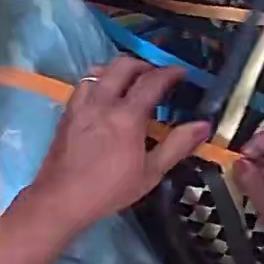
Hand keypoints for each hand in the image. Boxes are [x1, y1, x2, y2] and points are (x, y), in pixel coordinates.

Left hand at [25, 58, 212, 231]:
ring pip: (99, 70)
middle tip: (156, 76)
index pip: (152, 81)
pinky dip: (98, 81)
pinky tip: (104, 97)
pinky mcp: (66, 113)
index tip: (181, 73)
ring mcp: (80, 105)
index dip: (170, 72)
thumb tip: (203, 125)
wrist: (61, 199)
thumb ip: (177, 145)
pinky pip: (83, 85)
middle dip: (144, 64)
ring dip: (117, 70)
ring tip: (129, 83)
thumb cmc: (109, 190)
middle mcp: (101, 102)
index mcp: (126, 116)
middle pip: (123, 65)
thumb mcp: (150, 172)